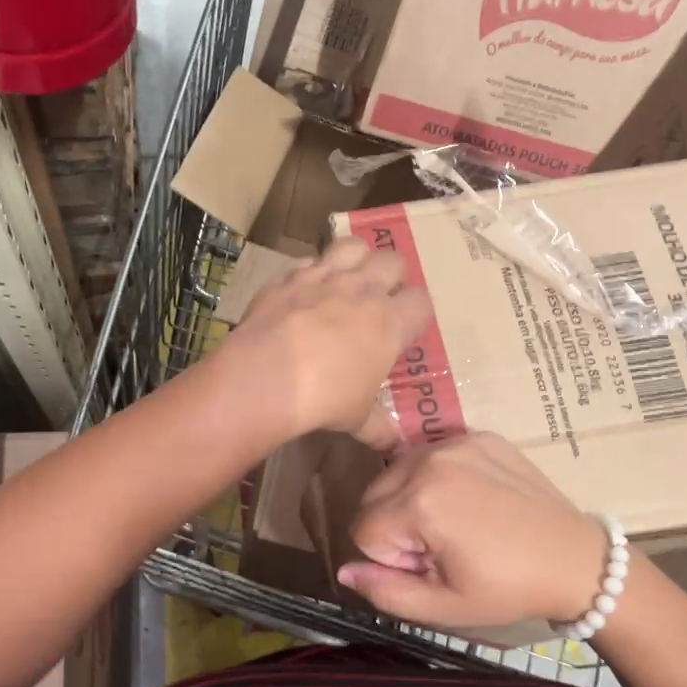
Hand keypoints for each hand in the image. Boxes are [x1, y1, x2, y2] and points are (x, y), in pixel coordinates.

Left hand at [218, 237, 430, 449]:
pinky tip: (304, 290)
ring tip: (348, 277)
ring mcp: (323, 278)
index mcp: (390, 322)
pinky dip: (310, 271)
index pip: (421, 301)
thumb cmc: (324, 398)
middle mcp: (362, 290)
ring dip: (355, 257)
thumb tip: (392, 441)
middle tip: (379, 298)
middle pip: (393, 261)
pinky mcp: (288, 278)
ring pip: (352, 246)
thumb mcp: (356, 418)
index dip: (415, 312)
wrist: (266, 377)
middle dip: (391, 276)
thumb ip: (378, 426)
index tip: (405, 327)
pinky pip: (307, 261)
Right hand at [335, 433, 607, 628]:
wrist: (577, 561)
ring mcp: (454, 443)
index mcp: (420, 505)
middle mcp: (428, 462)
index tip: (430, 566)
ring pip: (396, 472)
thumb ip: (386, 592)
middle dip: (394, 525)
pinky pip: (429, 454)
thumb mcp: (445, 607)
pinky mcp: (476, 435)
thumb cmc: (509, 589)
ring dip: (411, 499)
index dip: (391, 558)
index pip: (362, 529)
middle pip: (372, 495)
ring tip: (455, 523)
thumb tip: (344, 571)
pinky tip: (471, 499)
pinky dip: (437, 477)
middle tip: (442, 548)